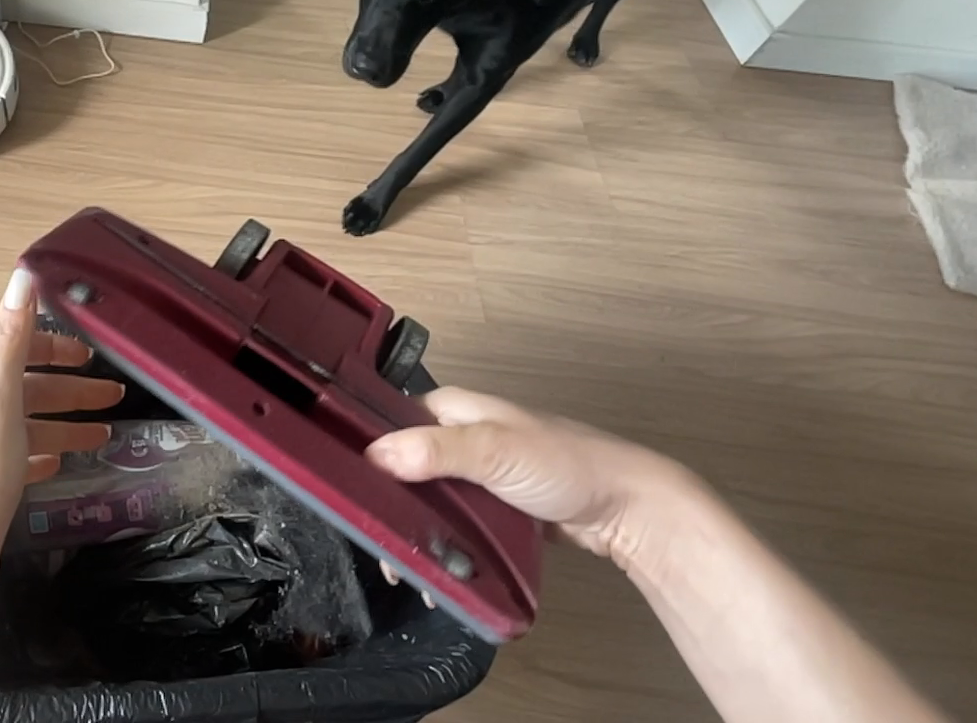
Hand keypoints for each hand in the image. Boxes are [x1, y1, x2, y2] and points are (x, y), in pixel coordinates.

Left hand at [0, 268, 124, 564]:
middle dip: (69, 388)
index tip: (91, 355)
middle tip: (113, 398)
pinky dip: (43, 452)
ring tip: (103, 435)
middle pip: (25, 386)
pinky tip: (62, 462)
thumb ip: (14, 337)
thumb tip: (23, 273)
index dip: (53, 346)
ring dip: (64, 423)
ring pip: (26, 423)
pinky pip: (19, 457)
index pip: (14, 347)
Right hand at [365, 386, 694, 569]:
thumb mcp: (493, 449)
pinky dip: (439, 540)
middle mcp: (453, 435)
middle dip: (387, 504)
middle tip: (376, 544)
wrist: (630, 510)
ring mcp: (472, 472)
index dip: (365, 453)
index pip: (387, 422)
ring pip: (424, 497)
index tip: (347, 492)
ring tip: (402, 568)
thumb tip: (373, 456)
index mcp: (448, 407)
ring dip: (412, 529)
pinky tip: (431, 568)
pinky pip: (450, 520)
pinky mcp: (488, 505)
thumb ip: (435, 450)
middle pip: (402, 465)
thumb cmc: (560, 463)